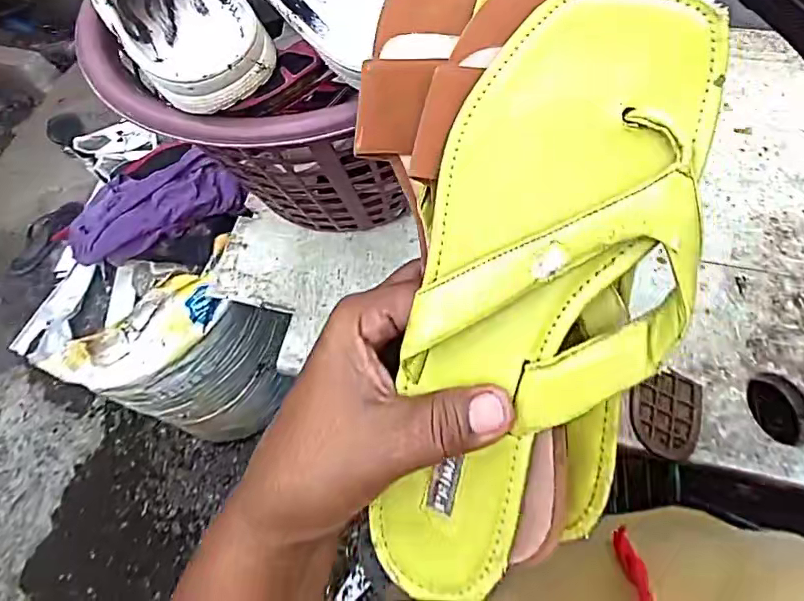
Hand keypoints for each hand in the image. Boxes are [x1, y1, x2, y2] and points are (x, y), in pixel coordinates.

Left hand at [174, 260, 512, 599]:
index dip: (462, 296)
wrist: (283, 514)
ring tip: (512, 362)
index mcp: (356, 318)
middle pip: (427, 307)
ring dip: (464, 351)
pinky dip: (455, 377)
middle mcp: (367, 327)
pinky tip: (484, 394)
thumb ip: (444, 421)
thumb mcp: (386, 441)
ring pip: (431, 338)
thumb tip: (500, 403)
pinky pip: (429, 368)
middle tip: (519, 330)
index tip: (510, 308)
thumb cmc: (311, 465)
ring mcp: (377, 356)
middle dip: (468, 318)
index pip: (419, 289)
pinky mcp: (387, 386)